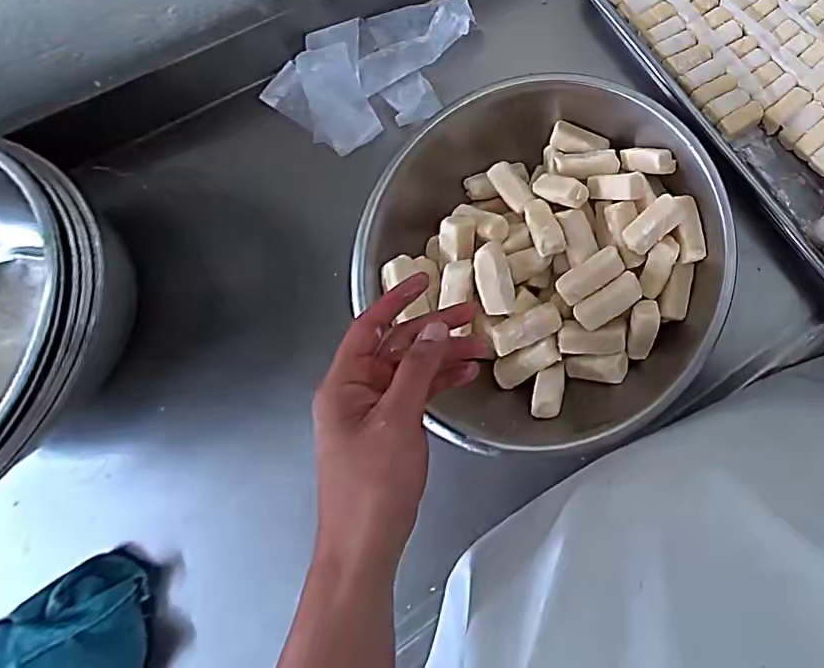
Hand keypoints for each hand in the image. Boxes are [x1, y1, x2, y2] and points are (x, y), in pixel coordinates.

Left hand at [310, 276, 486, 571]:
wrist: (365, 544)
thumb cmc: (371, 484)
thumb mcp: (397, 418)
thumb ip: (417, 370)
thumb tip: (434, 328)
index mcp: (344, 385)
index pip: (368, 328)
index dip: (395, 301)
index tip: (423, 279)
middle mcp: (357, 392)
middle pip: (398, 346)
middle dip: (433, 330)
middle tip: (470, 315)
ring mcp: (375, 410)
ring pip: (413, 368)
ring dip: (444, 356)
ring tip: (479, 346)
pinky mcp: (392, 426)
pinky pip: (419, 391)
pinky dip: (442, 380)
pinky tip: (466, 374)